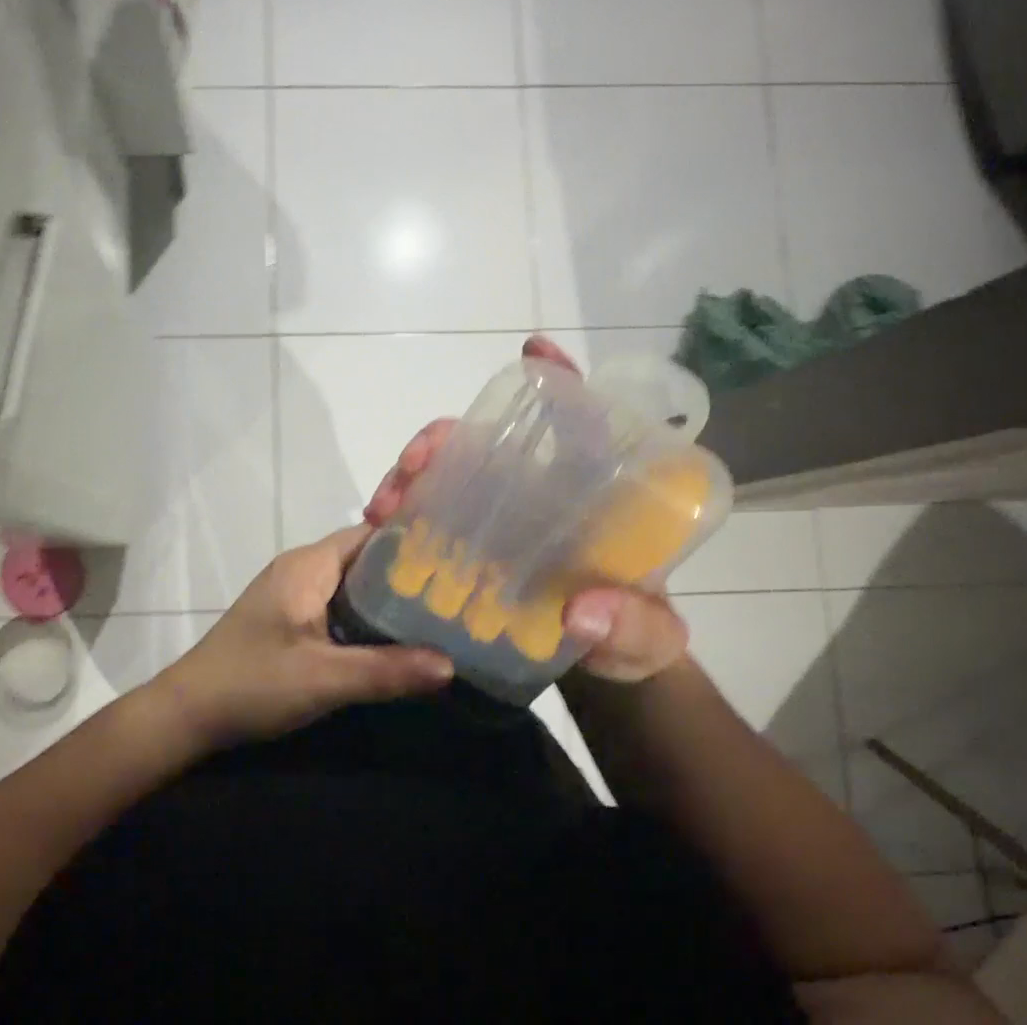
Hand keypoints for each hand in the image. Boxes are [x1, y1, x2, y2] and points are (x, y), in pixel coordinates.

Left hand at [146, 526, 453, 745]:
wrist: (187, 713)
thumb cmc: (252, 684)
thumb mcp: (324, 679)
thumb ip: (387, 670)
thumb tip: (451, 664)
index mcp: (308, 565)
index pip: (372, 534)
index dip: (414, 542)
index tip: (459, 558)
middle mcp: (300, 569)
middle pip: (365, 558)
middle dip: (409, 574)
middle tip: (460, 593)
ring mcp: (291, 594)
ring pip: (352, 585)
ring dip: (389, 599)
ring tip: (441, 615)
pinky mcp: (286, 619)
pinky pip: (337, 606)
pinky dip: (367, 617)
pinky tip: (395, 640)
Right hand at [362, 334, 690, 684]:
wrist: (599, 677)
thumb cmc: (635, 644)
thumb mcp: (647, 640)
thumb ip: (631, 627)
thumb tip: (581, 611)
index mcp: (593, 500)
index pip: (578, 427)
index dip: (559, 383)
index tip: (534, 349)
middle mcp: (541, 496)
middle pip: (490, 443)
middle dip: (447, 437)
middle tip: (416, 461)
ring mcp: (500, 521)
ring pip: (449, 474)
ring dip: (412, 473)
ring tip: (384, 504)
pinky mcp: (468, 549)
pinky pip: (428, 517)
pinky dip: (401, 512)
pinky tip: (379, 525)